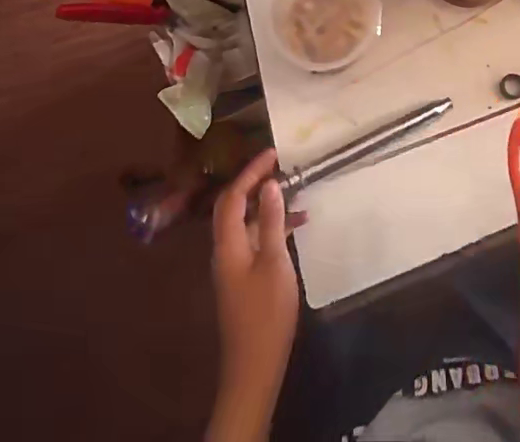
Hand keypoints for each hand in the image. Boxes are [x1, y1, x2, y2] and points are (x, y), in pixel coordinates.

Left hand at [207, 148, 298, 441]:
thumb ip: (270, 222)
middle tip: (278, 166)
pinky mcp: (242, 278)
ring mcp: (232, 265)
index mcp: (227, 243)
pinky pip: (253, 239)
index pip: (232, 196)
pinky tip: (295, 225)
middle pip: (233, 206)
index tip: (272, 153)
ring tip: (292, 190)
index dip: (250, 172)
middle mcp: (224, 249)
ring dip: (264, 204)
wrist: (254, 367)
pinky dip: (270, 226)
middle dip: (253, 183)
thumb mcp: (274, 263)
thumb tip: (269, 185)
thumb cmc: (266, 313)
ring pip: (244, 222)